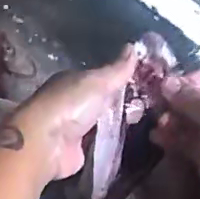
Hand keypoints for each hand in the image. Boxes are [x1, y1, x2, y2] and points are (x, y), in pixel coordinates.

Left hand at [9, 45, 138, 180]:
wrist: (48, 143)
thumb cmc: (71, 105)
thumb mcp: (99, 81)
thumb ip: (117, 69)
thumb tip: (134, 47)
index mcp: (73, 82)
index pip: (101, 79)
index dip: (123, 82)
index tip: (147, 86)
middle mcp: (71, 104)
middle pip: (103, 103)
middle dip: (124, 106)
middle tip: (151, 110)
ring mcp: (73, 129)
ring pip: (102, 125)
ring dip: (119, 126)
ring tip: (146, 127)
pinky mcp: (76, 152)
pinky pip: (99, 146)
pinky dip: (111, 145)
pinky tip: (130, 145)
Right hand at [151, 64, 199, 198]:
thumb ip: (189, 97)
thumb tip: (165, 82)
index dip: (195, 77)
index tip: (172, 85)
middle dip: (179, 101)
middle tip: (158, 103)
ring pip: (193, 120)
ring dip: (173, 119)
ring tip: (158, 123)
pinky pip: (189, 140)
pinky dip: (174, 137)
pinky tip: (157, 136)